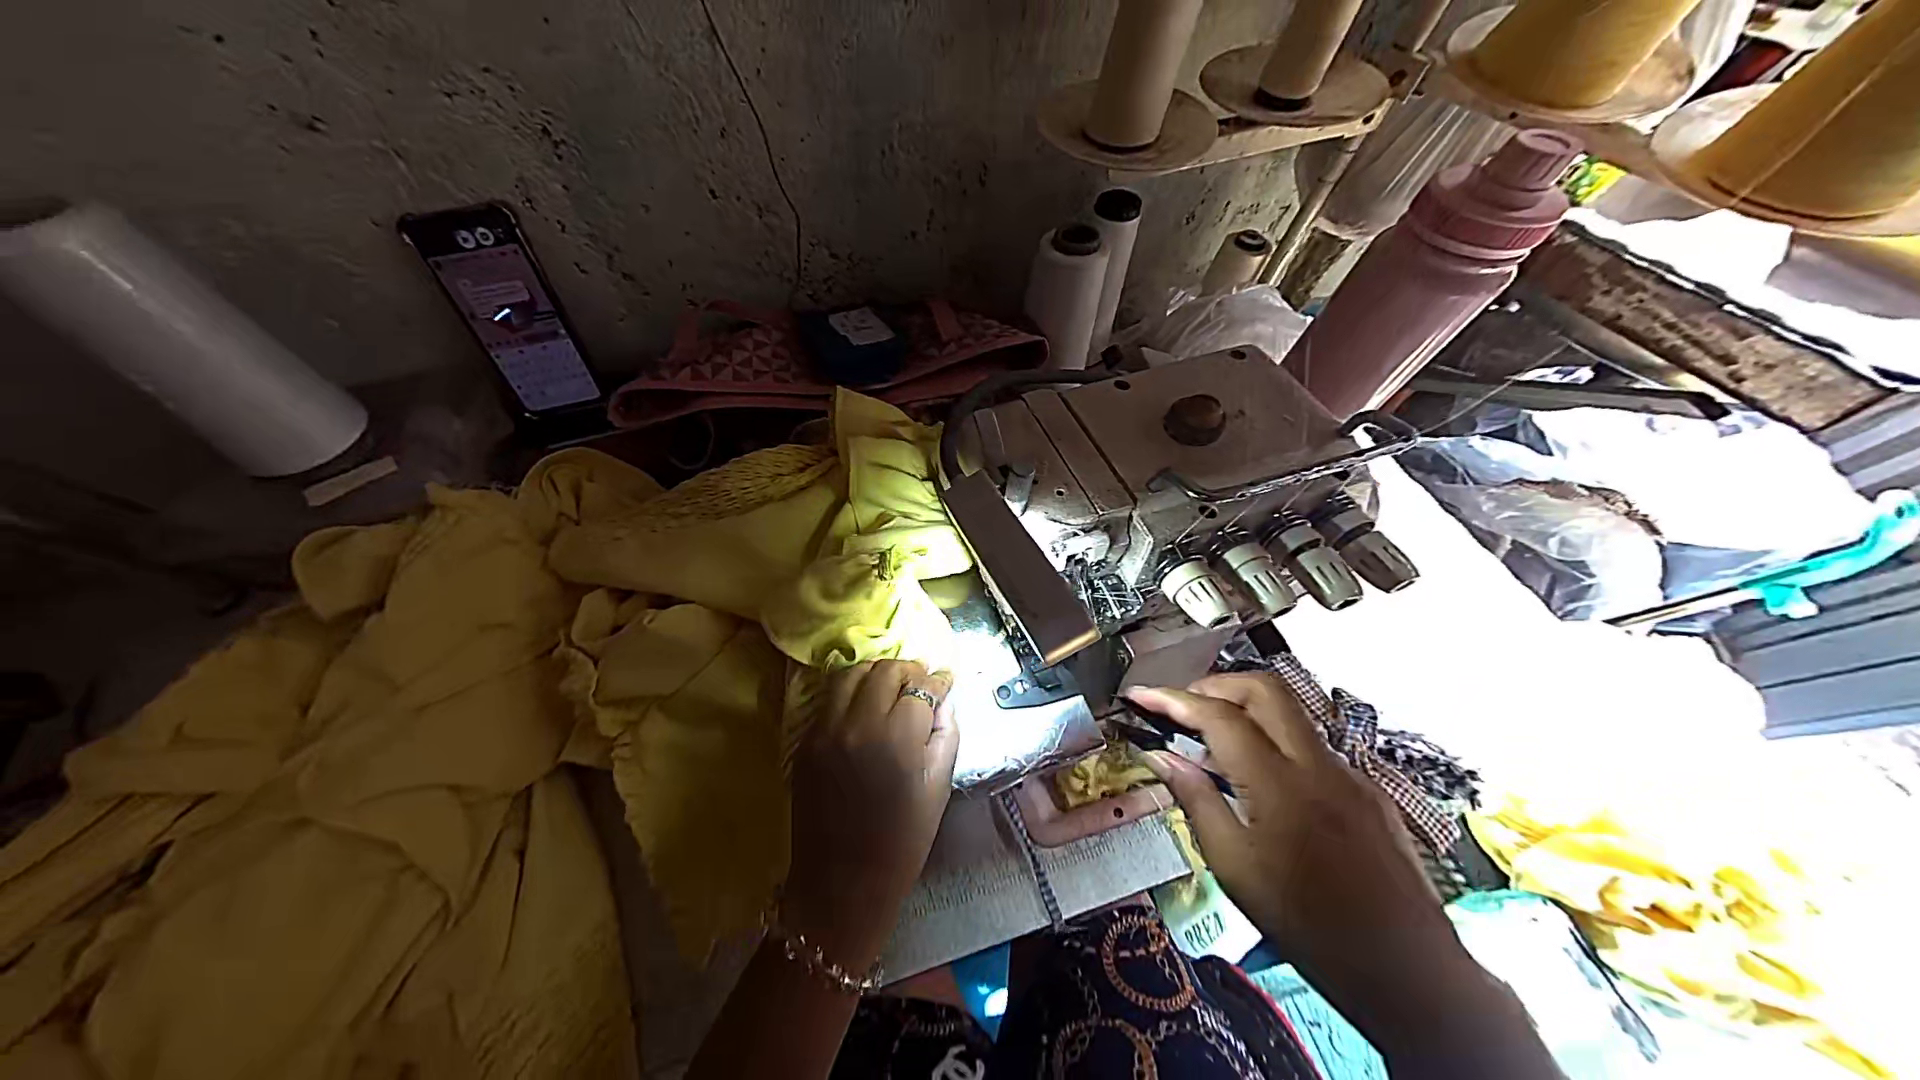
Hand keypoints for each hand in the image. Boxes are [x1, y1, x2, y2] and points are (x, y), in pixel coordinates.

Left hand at [784, 660, 958, 968]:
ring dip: (877, 673)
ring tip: (890, 685)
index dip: (938, 682)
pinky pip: (830, 697)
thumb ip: (946, 733)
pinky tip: (864, 704)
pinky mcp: (806, 739)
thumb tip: (943, 699)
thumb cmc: (903, 838)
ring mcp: (826, 728)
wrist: (844, 879)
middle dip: (910, 671)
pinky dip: (851, 691)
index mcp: (899, 737)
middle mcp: (859, 723)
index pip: (921, 686)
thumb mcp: (939, 785)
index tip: (945, 683)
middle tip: (920, 683)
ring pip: (853, 673)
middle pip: (886, 671)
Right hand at [1128, 673, 1447, 976]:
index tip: (1141, 695)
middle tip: (1180, 706)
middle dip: (1214, 685)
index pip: (1219, 717)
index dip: (1172, 699)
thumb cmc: (1307, 925)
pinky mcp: (1368, 790)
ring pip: (1290, 712)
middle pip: (1263, 689)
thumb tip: (1161, 757)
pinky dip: (1274, 741)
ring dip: (1245, 708)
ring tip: (1211, 740)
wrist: (1405, 970)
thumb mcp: (1233, 865)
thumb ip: (1196, 800)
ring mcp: (1350, 774)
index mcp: (1279, 786)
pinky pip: (1311, 745)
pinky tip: (1258, 779)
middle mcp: (1319, 766)